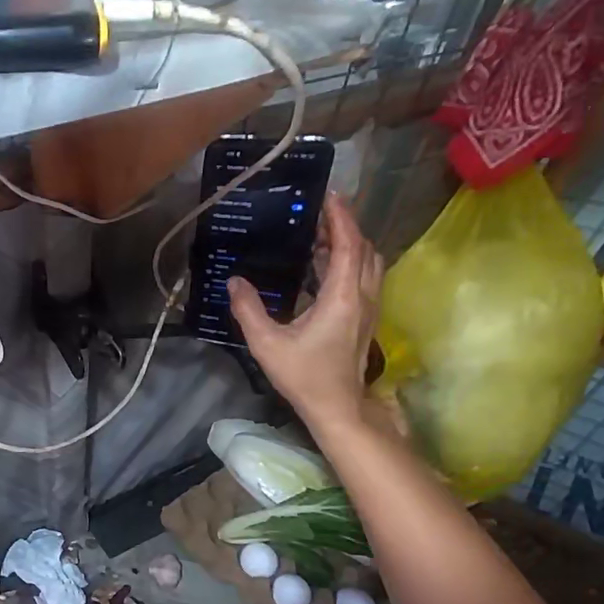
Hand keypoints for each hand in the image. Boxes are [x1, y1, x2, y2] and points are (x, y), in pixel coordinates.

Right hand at [228, 195, 389, 433]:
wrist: (337, 409)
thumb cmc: (304, 376)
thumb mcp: (267, 344)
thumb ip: (249, 309)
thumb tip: (234, 281)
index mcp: (342, 297)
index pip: (348, 245)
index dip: (340, 217)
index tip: (328, 195)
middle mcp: (362, 296)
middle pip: (364, 249)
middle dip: (345, 226)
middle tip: (318, 212)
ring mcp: (369, 308)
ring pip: (368, 263)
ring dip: (349, 244)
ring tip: (318, 234)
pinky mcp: (365, 318)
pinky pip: (364, 277)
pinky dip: (348, 261)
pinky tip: (321, 266)